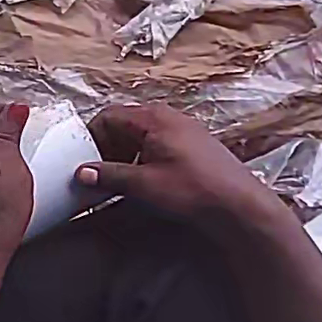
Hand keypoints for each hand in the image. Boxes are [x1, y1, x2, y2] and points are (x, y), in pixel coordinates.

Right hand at [77, 104, 288, 236]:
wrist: (239, 205)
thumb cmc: (192, 189)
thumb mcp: (143, 184)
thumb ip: (109, 176)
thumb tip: (82, 173)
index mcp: (152, 118)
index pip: (108, 116)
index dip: (92, 138)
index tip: (86, 161)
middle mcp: (166, 116)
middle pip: (123, 124)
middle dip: (107, 147)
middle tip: (100, 174)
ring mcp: (181, 128)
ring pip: (139, 135)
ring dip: (123, 154)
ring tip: (120, 180)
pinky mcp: (191, 143)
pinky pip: (156, 143)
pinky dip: (142, 157)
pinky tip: (144, 180)